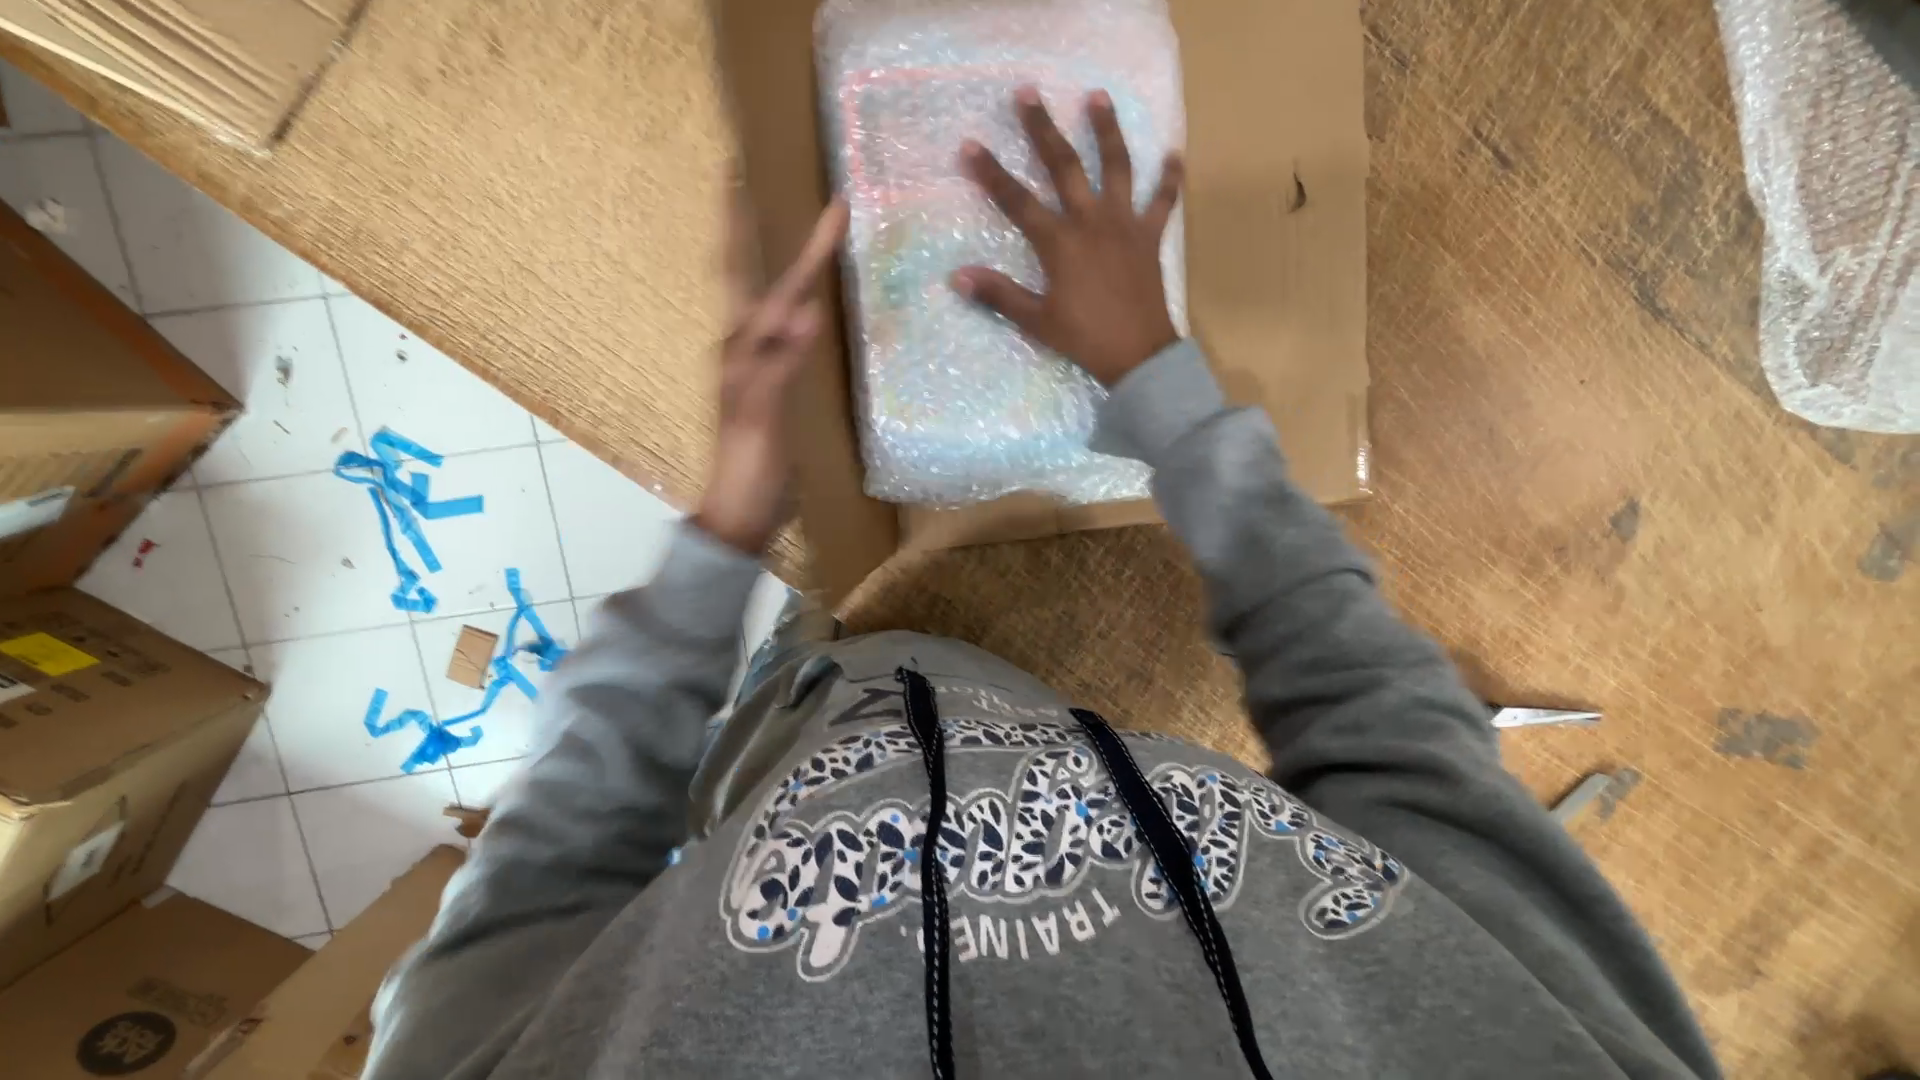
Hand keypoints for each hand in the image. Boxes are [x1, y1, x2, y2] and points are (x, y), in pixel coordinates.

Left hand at [694, 187, 848, 553]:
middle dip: (750, 232)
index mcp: (741, 350)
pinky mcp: (770, 386)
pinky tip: (803, 306)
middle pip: (752, 279)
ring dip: (773, 264)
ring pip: (765, 302)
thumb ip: (780, 365)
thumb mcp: (764, 417)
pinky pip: (781, 333)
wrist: (740, 514)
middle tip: (746, 185)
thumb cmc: (750, 468)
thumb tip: (808, 312)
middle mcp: (743, 348)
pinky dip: (793, 307)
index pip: (771, 285)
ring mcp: (755, 367)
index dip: (802, 247)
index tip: (830, 205)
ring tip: (776, 230)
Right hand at [952, 86, 1183, 385]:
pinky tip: (1174, 155)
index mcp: (1060, 243)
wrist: (1139, 355)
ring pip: (1117, 167)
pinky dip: (1169, 179)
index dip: (992, 175)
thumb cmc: (1084, 338)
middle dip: (1043, 129)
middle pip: (1065, 166)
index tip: (970, 146)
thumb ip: (999, 294)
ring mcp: (1125, 225)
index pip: (1018, 202)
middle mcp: (1091, 222)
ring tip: (1098, 97)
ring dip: (1107, 131)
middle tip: (1029, 93)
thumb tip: (958, 276)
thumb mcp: (1036, 320)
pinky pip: (1163, 202)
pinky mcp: (1151, 237)